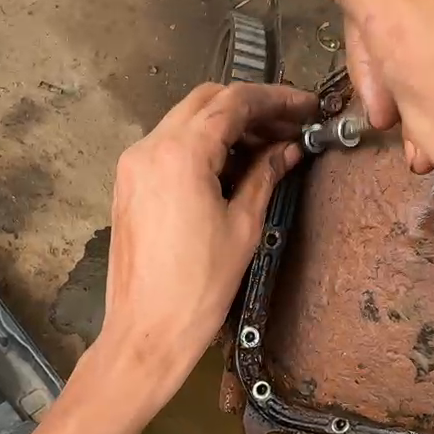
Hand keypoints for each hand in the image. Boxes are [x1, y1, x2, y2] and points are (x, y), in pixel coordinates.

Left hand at [94, 81, 313, 405]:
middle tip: (286, 130)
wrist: (146, 332)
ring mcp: (132, 166)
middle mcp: (148, 147)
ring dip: (223, 128)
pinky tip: (226, 171)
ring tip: (263, 152)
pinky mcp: (127, 187)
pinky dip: (198, 148)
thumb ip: (264, 177)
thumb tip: (288, 149)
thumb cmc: (198, 289)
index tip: (306, 108)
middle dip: (249, 109)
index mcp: (179, 153)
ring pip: (184, 122)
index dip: (276, 100)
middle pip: (206, 102)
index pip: (233, 102)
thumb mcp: (242, 228)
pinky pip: (166, 149)